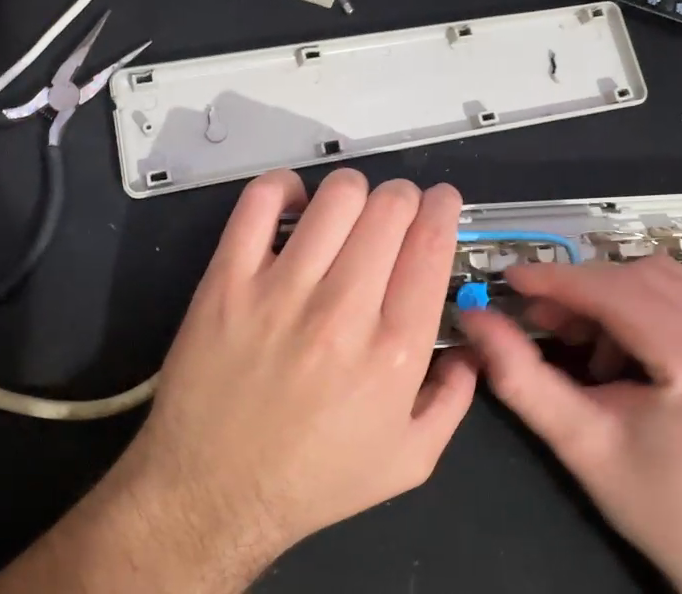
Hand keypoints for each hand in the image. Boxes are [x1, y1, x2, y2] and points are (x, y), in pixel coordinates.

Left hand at [35, 170, 474, 589]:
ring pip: (335, 197)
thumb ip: (454, 400)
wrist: (212, 494)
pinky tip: (293, 204)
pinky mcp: (228, 280)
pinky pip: (261, 202)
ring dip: (353, 191)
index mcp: (394, 351)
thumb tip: (470, 345)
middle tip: (395, 211)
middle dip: (403, 197)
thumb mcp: (408, 462)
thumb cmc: (313, 480)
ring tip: (348, 210)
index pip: (431, 245)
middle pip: (389, 209)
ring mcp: (281, 291)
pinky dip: (284, 188)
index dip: (442, 209)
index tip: (440, 202)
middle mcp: (343, 311)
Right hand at [459, 255, 681, 593]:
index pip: (621, 294)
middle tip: (542, 320)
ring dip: (615, 295)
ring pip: (667, 277)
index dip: (560, 281)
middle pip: (643, 277)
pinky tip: (630, 343)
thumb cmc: (661, 506)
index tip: (511, 279)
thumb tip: (474, 318)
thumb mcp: (581, 444)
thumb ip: (521, 377)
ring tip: (588, 343)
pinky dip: (650, 303)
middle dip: (584, 291)